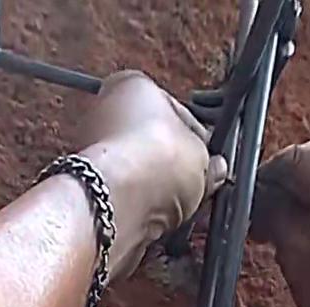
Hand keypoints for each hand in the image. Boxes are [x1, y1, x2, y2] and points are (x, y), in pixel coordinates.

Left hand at [76, 72, 226, 279]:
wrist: (120, 203)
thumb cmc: (155, 162)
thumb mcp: (202, 157)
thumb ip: (211, 163)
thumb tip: (216, 169)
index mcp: (133, 84)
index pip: (175, 112)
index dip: (197, 140)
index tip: (208, 160)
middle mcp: (105, 112)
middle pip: (153, 144)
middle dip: (174, 168)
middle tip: (194, 186)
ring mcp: (94, 153)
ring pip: (139, 174)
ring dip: (158, 191)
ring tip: (175, 206)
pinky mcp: (93, 190)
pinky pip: (127, 198)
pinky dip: (141, 208)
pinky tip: (154, 218)